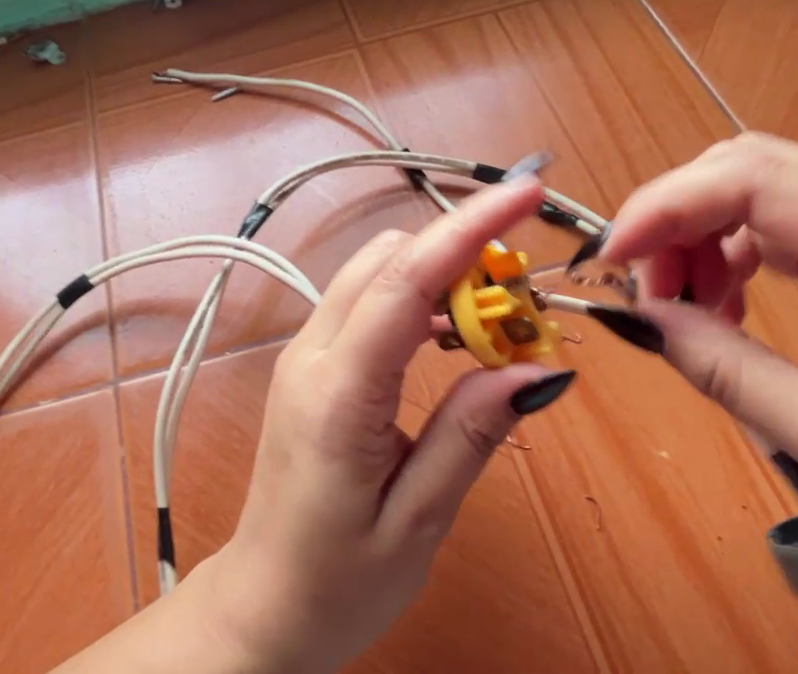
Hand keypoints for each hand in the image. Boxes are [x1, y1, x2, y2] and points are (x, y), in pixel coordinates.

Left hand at [181, 178, 573, 672]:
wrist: (263, 604)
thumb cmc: (337, 581)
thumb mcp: (418, 521)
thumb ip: (471, 434)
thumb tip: (535, 368)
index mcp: (336, 392)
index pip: (402, 282)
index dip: (466, 229)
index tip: (523, 192)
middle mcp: (311, 354)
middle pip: (387, 259)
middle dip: (461, 251)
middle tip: (526, 294)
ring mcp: (305, 354)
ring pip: (376, 273)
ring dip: (441, 274)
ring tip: (501, 322)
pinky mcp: (312, 365)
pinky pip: (368, 304)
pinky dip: (418, 300)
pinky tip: (455, 340)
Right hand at [599, 133, 797, 668]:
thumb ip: (730, 372)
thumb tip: (638, 316)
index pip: (760, 178)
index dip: (667, 203)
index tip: (611, 256)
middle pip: (758, 167)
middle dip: (678, 218)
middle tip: (646, 291)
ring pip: (770, 186)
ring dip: (703, 233)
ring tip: (683, 305)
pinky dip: (740, 247)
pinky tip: (729, 299)